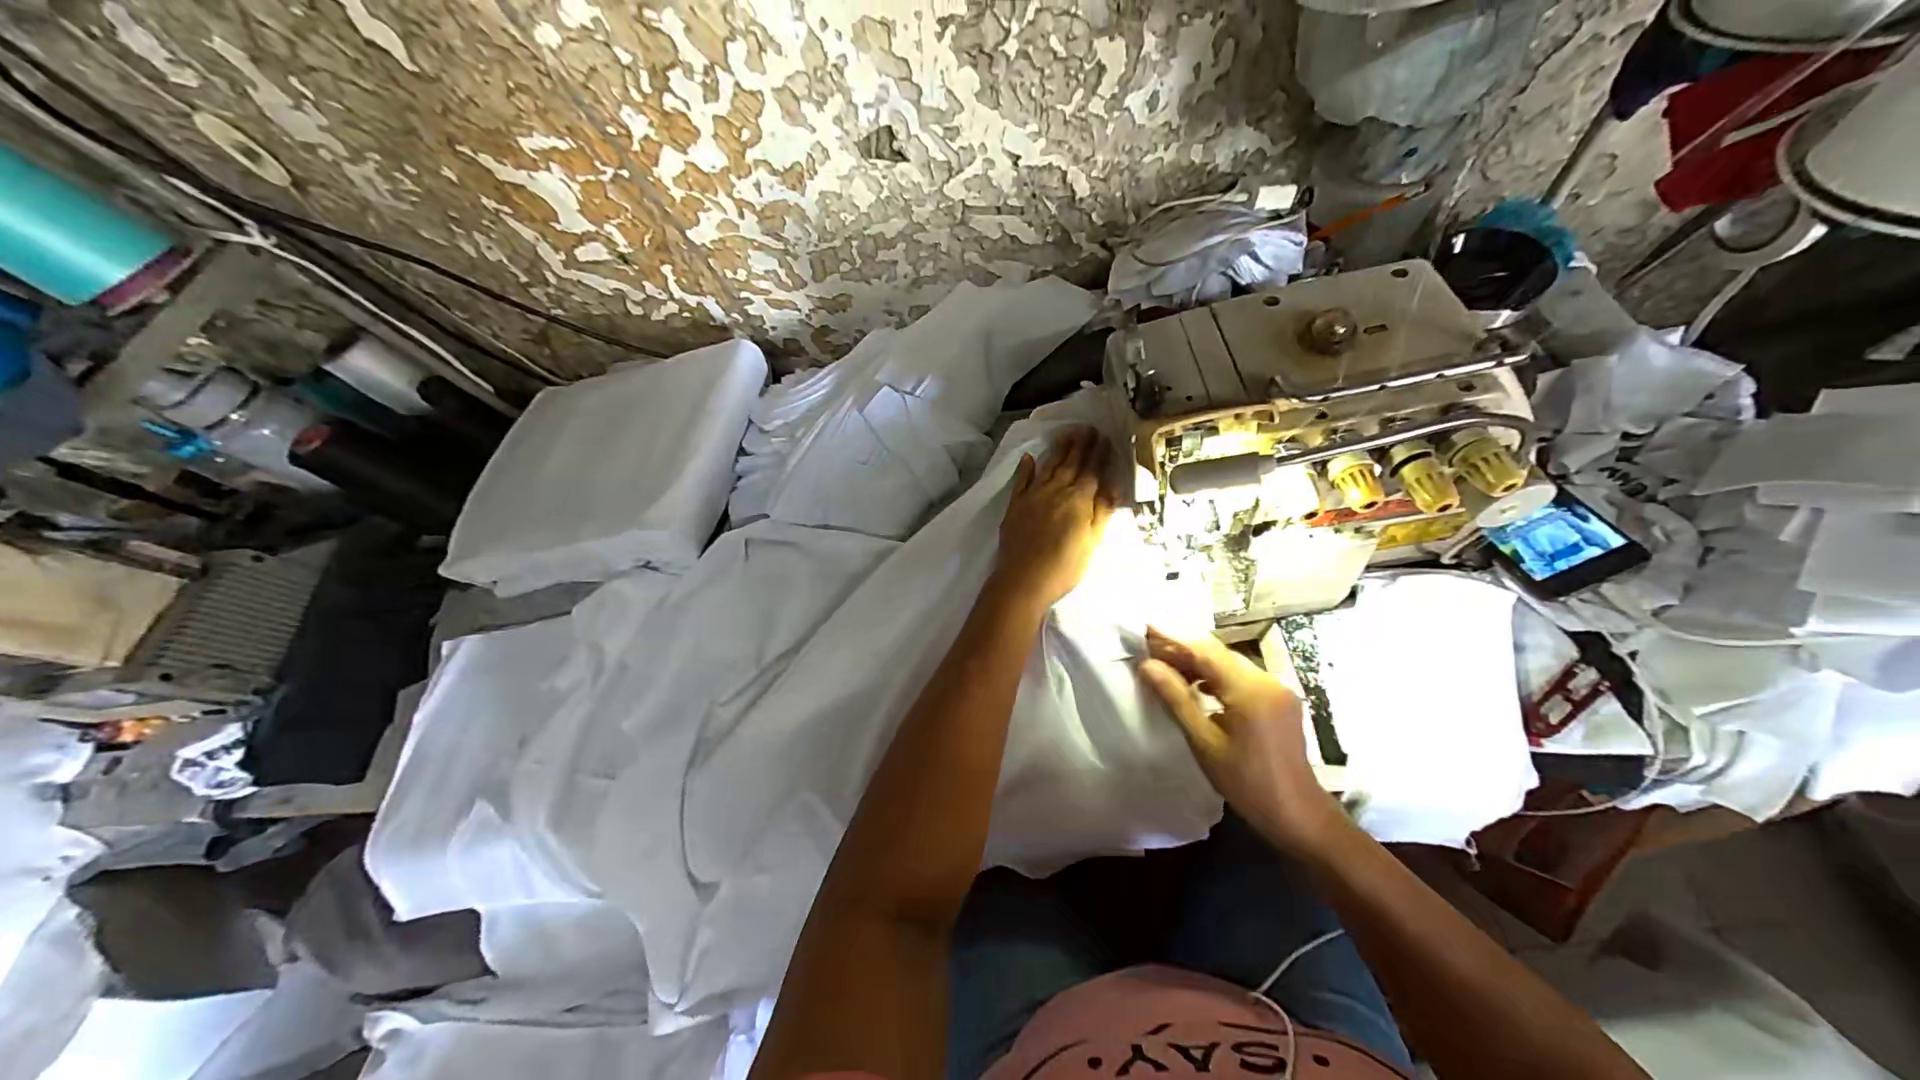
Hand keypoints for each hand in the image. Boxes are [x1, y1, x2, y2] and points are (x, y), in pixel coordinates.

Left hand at [991, 426, 1115, 609]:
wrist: (1023, 579)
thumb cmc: (1064, 567)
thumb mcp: (1092, 542)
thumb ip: (1102, 512)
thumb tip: (1112, 486)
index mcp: (1079, 500)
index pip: (1092, 471)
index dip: (1098, 453)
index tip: (1103, 437)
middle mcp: (1056, 491)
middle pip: (1071, 463)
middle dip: (1080, 444)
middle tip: (1087, 427)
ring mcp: (1033, 496)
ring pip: (1048, 466)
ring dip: (1058, 450)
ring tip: (1066, 434)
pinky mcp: (1015, 505)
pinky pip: (1021, 480)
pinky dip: (1026, 468)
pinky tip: (1029, 457)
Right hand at [1137, 627, 1346, 855]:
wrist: (1297, 813)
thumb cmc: (1247, 783)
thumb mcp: (1204, 742)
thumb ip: (1176, 699)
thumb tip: (1148, 666)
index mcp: (1250, 689)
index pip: (1205, 652)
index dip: (1172, 640)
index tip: (1145, 630)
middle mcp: (1267, 680)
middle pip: (1218, 654)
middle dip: (1183, 650)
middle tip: (1149, 649)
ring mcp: (1277, 689)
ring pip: (1230, 664)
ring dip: (1199, 663)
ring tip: (1165, 668)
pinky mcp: (1279, 701)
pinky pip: (1242, 678)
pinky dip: (1217, 677)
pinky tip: (1196, 686)